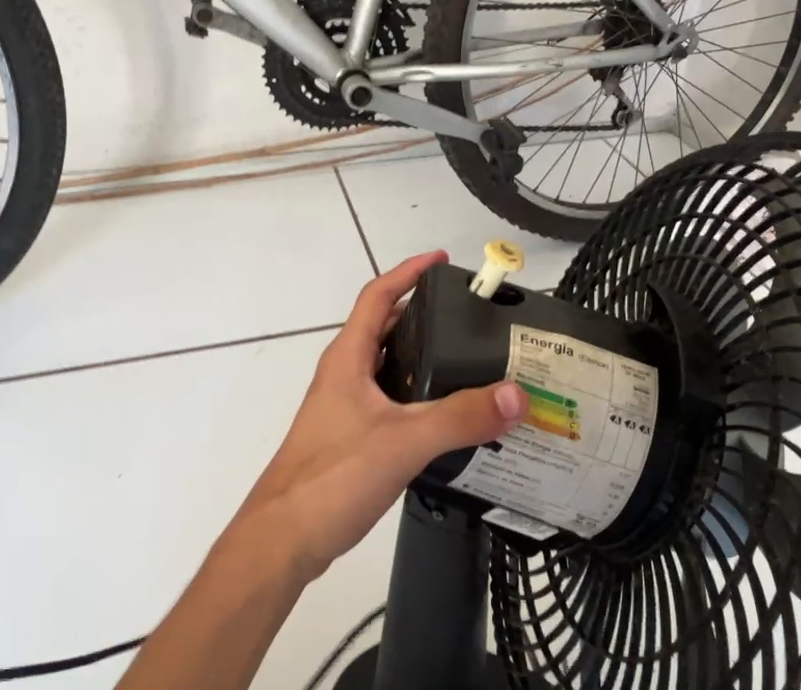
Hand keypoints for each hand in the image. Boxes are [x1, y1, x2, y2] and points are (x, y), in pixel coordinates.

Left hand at [234, 251, 527, 580]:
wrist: (283, 539)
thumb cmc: (332, 476)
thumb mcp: (404, 441)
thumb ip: (461, 417)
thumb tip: (517, 394)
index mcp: (348, 358)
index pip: (377, 296)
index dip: (408, 272)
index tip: (442, 261)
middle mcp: (344, 375)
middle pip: (384, 328)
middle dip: (424, 316)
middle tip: (470, 318)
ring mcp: (344, 408)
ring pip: (387, 367)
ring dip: (422, 357)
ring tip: (469, 363)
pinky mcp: (350, 438)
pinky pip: (389, 401)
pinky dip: (417, 395)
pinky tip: (446, 417)